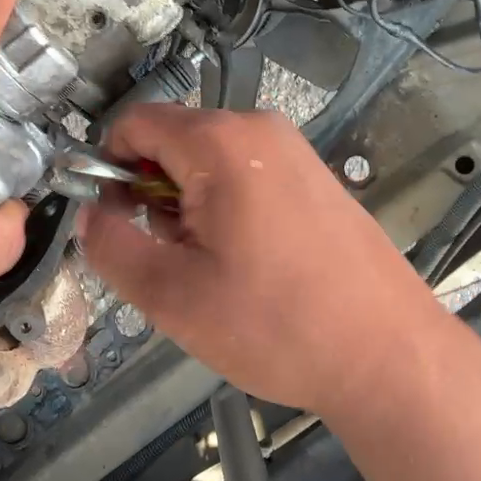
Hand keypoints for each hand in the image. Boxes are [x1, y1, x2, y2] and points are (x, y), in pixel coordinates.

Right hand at [79, 105, 445, 414]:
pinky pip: (245, 171)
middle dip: (153, 191)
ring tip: (215, 266)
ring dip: (190, 203)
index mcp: (219, 142)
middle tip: (174, 257)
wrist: (391, 357)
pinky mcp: (314, 174)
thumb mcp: (171, 295)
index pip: (132, 123)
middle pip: (171, 139)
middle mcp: (258, 127)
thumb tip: (89, 213)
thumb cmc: (276, 325)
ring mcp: (293, 148)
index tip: (120, 223)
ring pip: (207, 159)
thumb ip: (111, 245)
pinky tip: (251, 261)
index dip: (110, 169)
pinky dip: (228, 206)